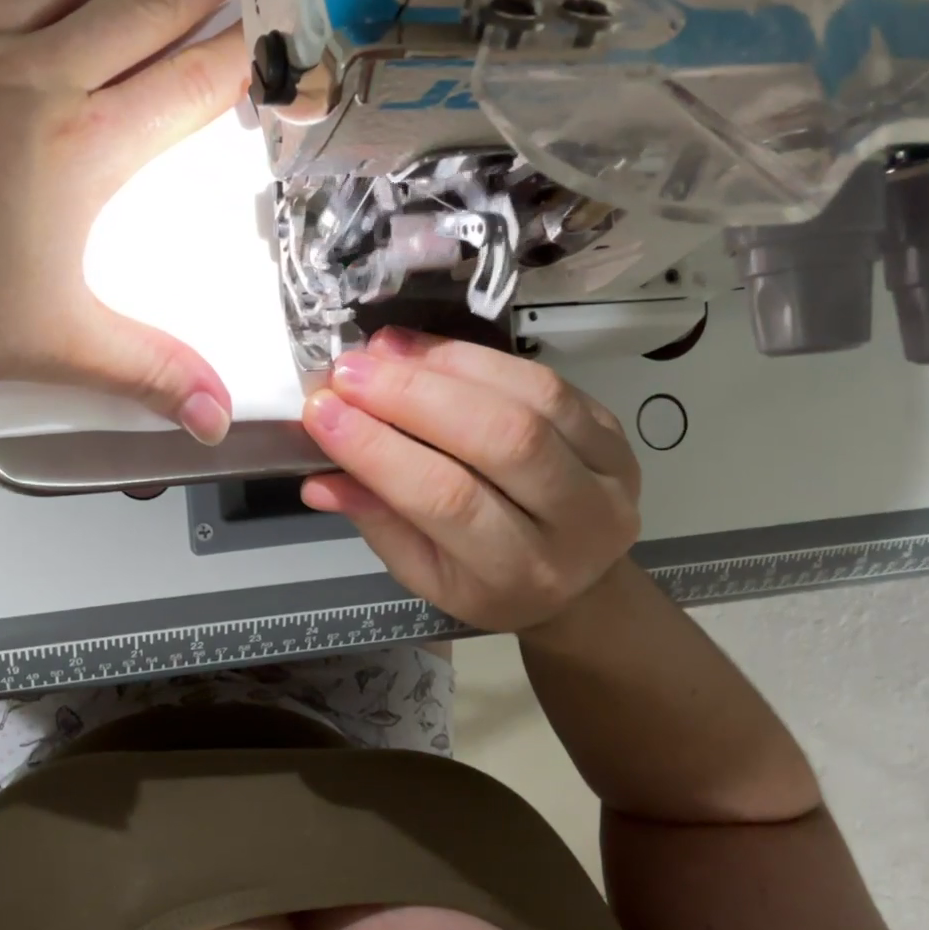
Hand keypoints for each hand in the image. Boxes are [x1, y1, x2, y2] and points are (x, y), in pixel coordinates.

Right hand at [299, 330, 641, 631]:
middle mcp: (578, 521)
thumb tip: (318, 478)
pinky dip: (475, 355)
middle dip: (411, 395)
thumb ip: (377, 521)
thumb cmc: (486, 581)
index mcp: (519, 572)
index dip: (378, 448)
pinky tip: (423, 348)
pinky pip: (542, 376)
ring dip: (442, 364)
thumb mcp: (423, 572)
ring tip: (380, 350)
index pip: (446, 498)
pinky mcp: (610, 425)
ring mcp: (607, 467)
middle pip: (498, 438)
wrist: (579, 581)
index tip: (320, 410)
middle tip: (347, 372)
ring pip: (527, 396)